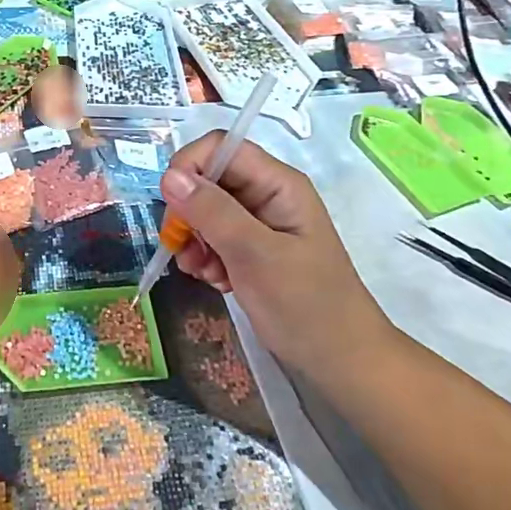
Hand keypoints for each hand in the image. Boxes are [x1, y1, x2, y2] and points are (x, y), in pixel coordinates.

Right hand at [161, 135, 391, 375]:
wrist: (341, 361)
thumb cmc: (306, 305)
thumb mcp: (256, 255)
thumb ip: (212, 212)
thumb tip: (169, 175)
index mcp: (277, 184)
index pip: (221, 148)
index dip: (189, 166)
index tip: (171, 204)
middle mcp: (266, 195)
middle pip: (208, 179)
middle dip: (187, 210)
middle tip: (181, 247)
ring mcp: (258, 223)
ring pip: (204, 210)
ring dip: (193, 238)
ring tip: (202, 271)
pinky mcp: (250, 248)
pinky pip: (212, 236)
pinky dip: (204, 255)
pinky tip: (213, 280)